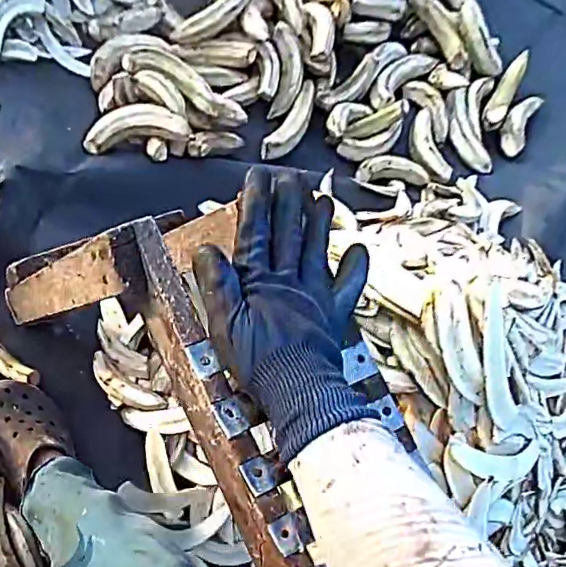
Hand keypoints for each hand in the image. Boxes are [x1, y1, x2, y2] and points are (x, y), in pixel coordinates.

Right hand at [193, 166, 372, 458]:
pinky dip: (355, 266)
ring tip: (321, 198)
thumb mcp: (224, 327)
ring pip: (317, 249)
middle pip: (288, 233)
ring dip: (319, 222)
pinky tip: (358, 248)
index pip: (255, 235)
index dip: (256, 204)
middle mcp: (290, 281)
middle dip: (288, 201)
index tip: (257, 178)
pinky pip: (349, 285)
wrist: (299, 389)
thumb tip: (206, 250)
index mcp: (259, 283)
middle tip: (290, 177)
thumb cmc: (258, 364)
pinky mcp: (334, 314)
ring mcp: (315, 295)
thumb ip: (217, 286)